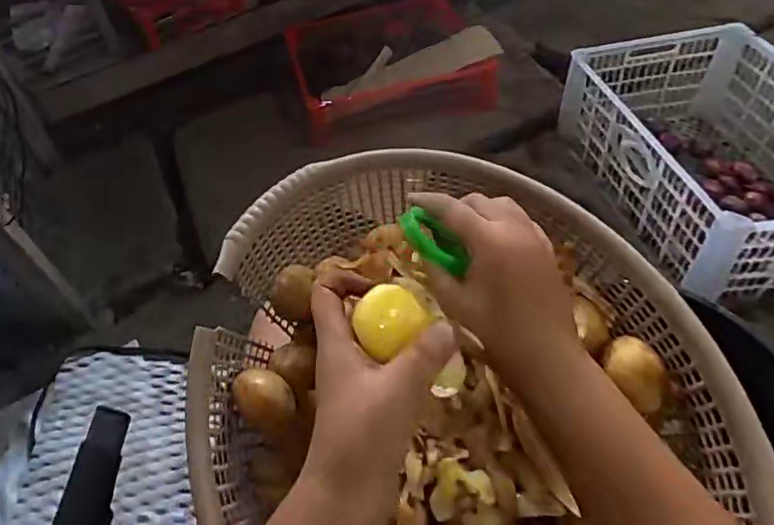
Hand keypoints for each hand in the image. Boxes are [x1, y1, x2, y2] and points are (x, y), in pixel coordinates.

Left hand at [287, 271, 455, 520]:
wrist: (345, 496)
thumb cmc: (362, 434)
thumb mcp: (398, 388)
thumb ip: (423, 355)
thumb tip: (449, 324)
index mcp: (333, 342)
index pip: (324, 291)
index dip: (347, 277)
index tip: (381, 286)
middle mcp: (337, 356)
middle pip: (351, 314)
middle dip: (381, 307)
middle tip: (415, 312)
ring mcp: (349, 382)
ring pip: (368, 344)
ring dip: (394, 338)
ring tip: (428, 339)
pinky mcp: (363, 406)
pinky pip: (380, 371)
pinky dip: (399, 366)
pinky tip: (426, 375)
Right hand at [409, 193, 577, 363]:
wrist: (550, 362)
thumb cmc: (497, 335)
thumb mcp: (454, 302)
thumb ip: (434, 266)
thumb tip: (423, 243)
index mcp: (489, 240)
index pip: (451, 208)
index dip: (427, 201)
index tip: (410, 200)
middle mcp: (513, 229)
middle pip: (476, 201)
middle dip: (453, 207)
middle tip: (437, 226)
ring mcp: (534, 237)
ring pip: (501, 205)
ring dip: (479, 210)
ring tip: (466, 232)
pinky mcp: (547, 249)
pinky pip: (520, 220)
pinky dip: (502, 220)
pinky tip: (494, 242)